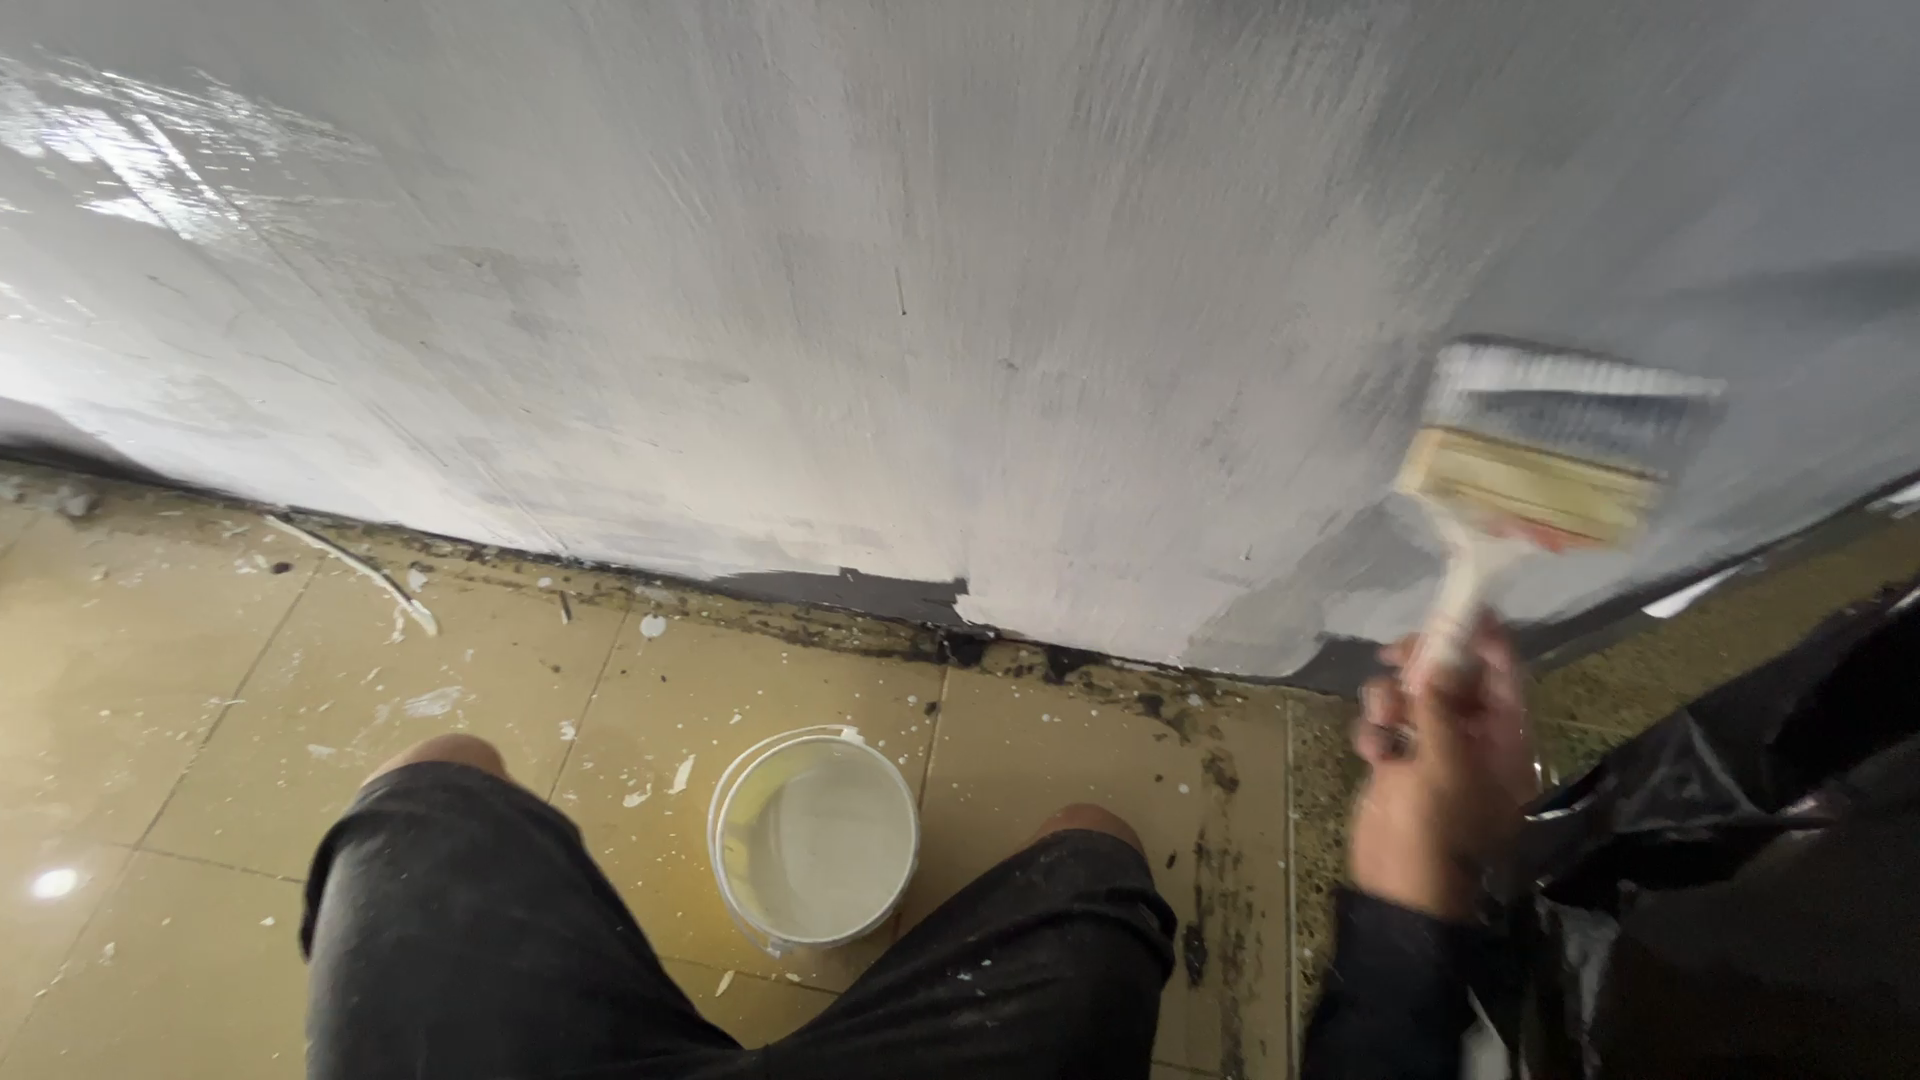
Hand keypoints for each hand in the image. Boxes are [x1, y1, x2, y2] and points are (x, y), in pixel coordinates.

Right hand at [1347, 612, 1534, 920]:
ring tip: (1383, 728)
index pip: (1503, 678)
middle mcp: (1473, 739)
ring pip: (1410, 697)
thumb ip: (1440, 706)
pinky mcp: (1398, 758)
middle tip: (1394, 656)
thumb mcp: (1444, 763)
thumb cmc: (1436, 826)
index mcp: (1505, 742)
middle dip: (1421, 669)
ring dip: (1389, 703)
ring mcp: (1432, 748)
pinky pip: (1384, 723)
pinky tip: (1372, 755)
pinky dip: (1374, 732)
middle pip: (1450, 680)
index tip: (1461, 608)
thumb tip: (1438, 656)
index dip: (1485, 641)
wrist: (1399, 879)